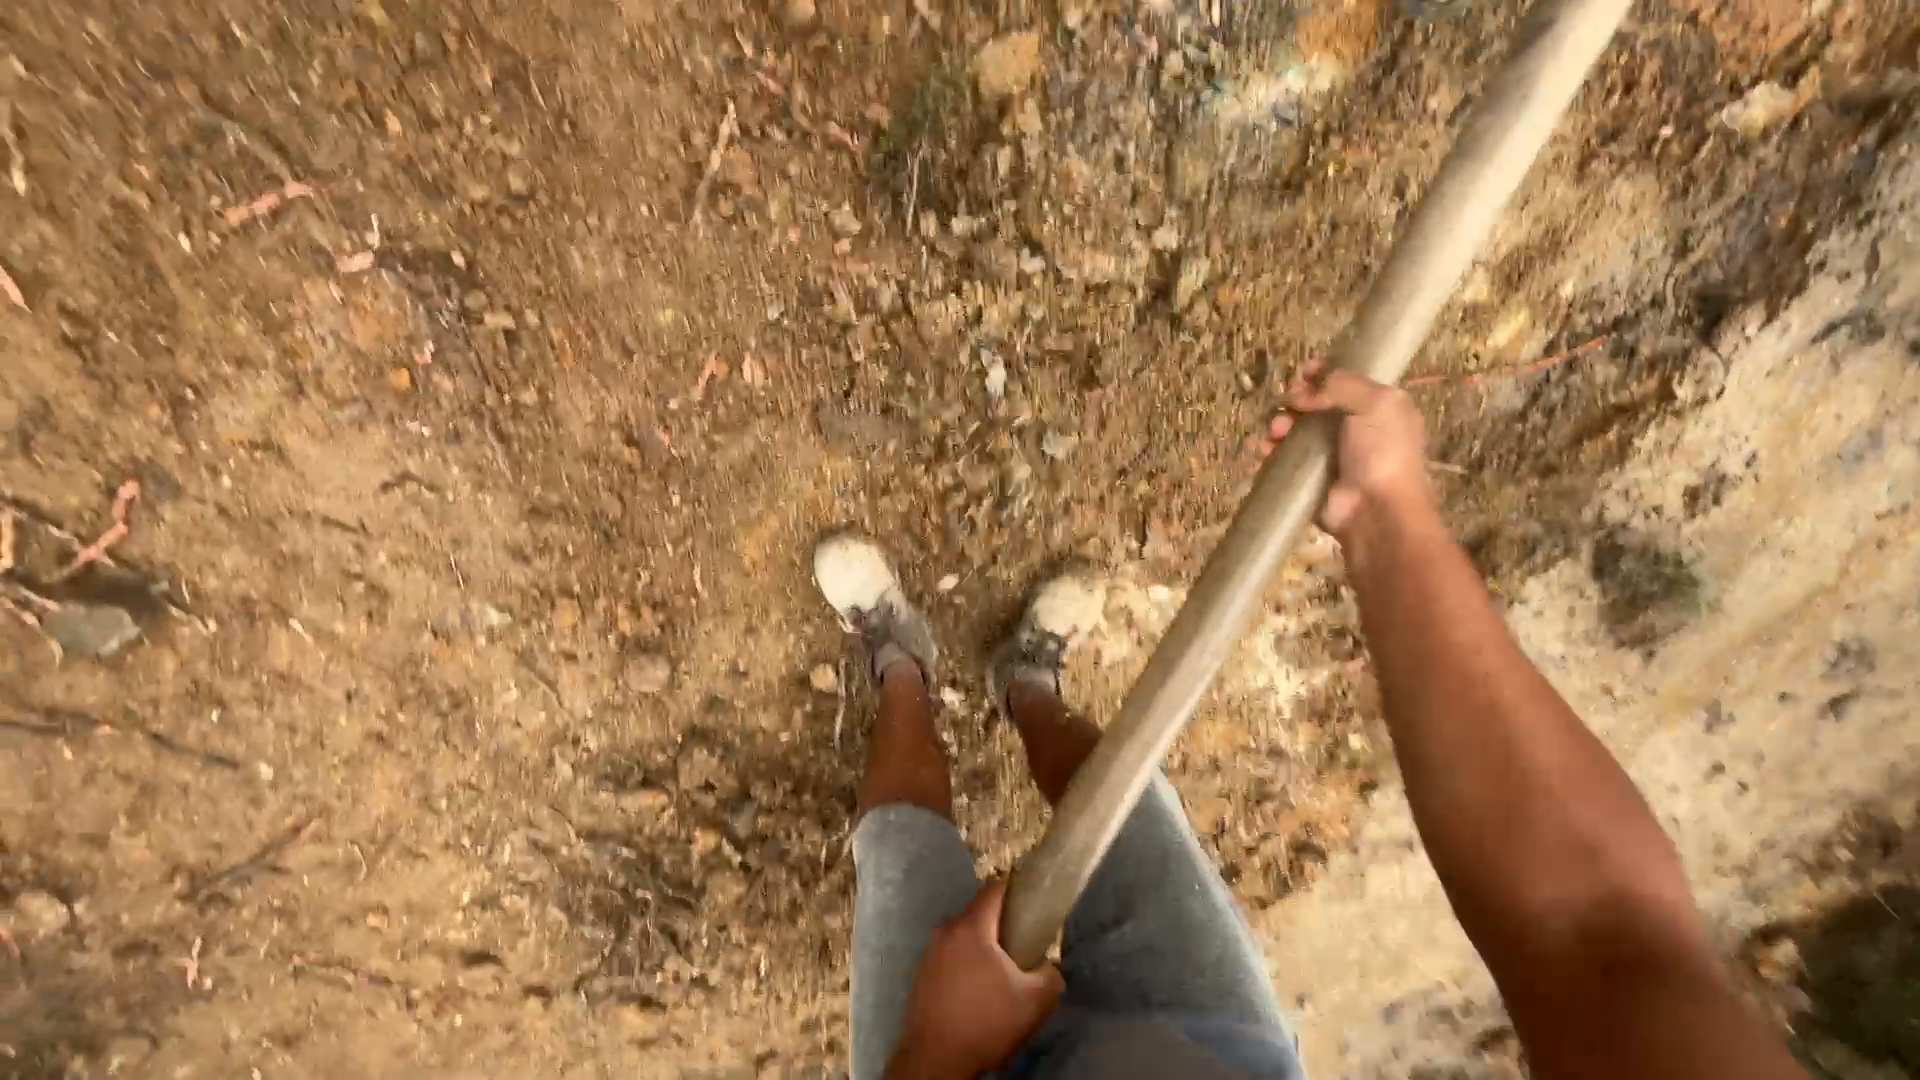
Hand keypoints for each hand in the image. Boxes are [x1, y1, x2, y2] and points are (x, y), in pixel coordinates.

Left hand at [885, 882, 1064, 1079]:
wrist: (935, 1060)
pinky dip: (963, 964)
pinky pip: (949, 956)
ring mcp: (929, 951)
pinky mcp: (921, 973)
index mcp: (972, 927)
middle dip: (1000, 925)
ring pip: (962, 936)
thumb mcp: (1033, 1002)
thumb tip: (1048, 965)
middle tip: (1020, 946)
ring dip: (980, 947)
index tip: (1031, 904)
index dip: (1016, 892)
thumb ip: (1050, 976)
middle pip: (978, 914)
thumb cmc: (985, 1022)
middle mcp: (946, 930)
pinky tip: (975, 990)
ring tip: (998, 973)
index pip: (995, 890)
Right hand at [1263, 360, 1436, 539]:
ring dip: (1279, 423)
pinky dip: (1269, 449)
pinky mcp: (1308, 476)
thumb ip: (1343, 384)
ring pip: (1294, 428)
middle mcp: (1353, 427)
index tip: (1303, 373)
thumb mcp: (1377, 403)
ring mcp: (1328, 453)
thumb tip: (1307, 388)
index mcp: (1377, 407)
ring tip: (1275, 431)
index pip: (1345, 380)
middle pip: (1314, 402)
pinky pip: (1282, 456)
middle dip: (1296, 399)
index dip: (1322, 372)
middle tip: (1289, 403)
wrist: (1376, 509)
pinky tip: (1262, 449)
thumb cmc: (1383, 451)